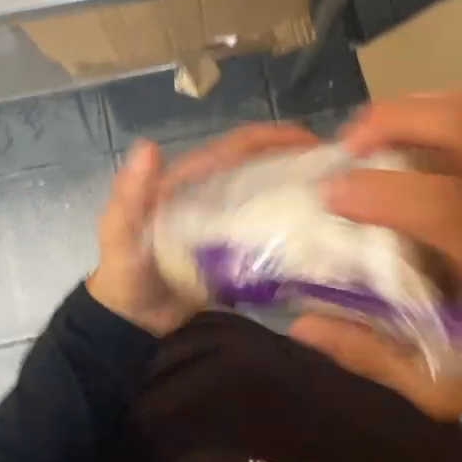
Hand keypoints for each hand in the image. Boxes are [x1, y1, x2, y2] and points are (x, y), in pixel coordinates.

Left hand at [86, 124, 322, 335]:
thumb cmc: (123, 272)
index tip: (310, 140)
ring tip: (340, 199)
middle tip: (339, 169)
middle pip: (259, 169)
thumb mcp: (121, 231)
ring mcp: (225, 226)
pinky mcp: (235, 256)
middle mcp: (212, 196)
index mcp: (188, 182)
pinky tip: (321, 239)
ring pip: (267, 200)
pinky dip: (290, 233)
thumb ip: (131, 194)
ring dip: (298, 194)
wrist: (130, 322)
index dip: (270, 139)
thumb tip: (148, 145)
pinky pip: (266, 237)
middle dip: (295, 161)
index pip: (234, 149)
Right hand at [288, 93, 461, 454]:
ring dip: (407, 113)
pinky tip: (397, 148)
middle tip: (344, 150)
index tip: (329, 196)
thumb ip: (374, 356)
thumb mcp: (445, 386)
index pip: (447, 209)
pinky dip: (425, 117)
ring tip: (364, 143)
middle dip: (392, 122)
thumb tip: (300, 323)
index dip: (382, 193)